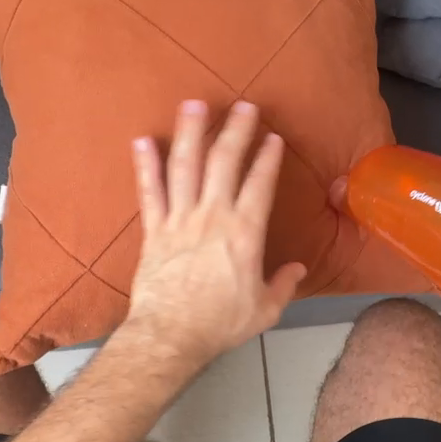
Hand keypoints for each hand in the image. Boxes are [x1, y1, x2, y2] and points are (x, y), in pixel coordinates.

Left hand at [121, 99, 306, 368]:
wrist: (170, 336)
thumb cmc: (220, 324)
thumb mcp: (264, 310)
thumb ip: (283, 284)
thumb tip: (297, 269)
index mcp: (244, 234)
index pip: (260, 185)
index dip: (268, 158)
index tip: (273, 137)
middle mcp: (212, 217)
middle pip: (224, 163)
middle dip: (235, 131)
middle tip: (243, 106)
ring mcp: (179, 220)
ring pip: (185, 167)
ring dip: (191, 133)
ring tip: (194, 104)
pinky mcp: (153, 231)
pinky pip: (149, 192)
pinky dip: (145, 165)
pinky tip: (142, 140)